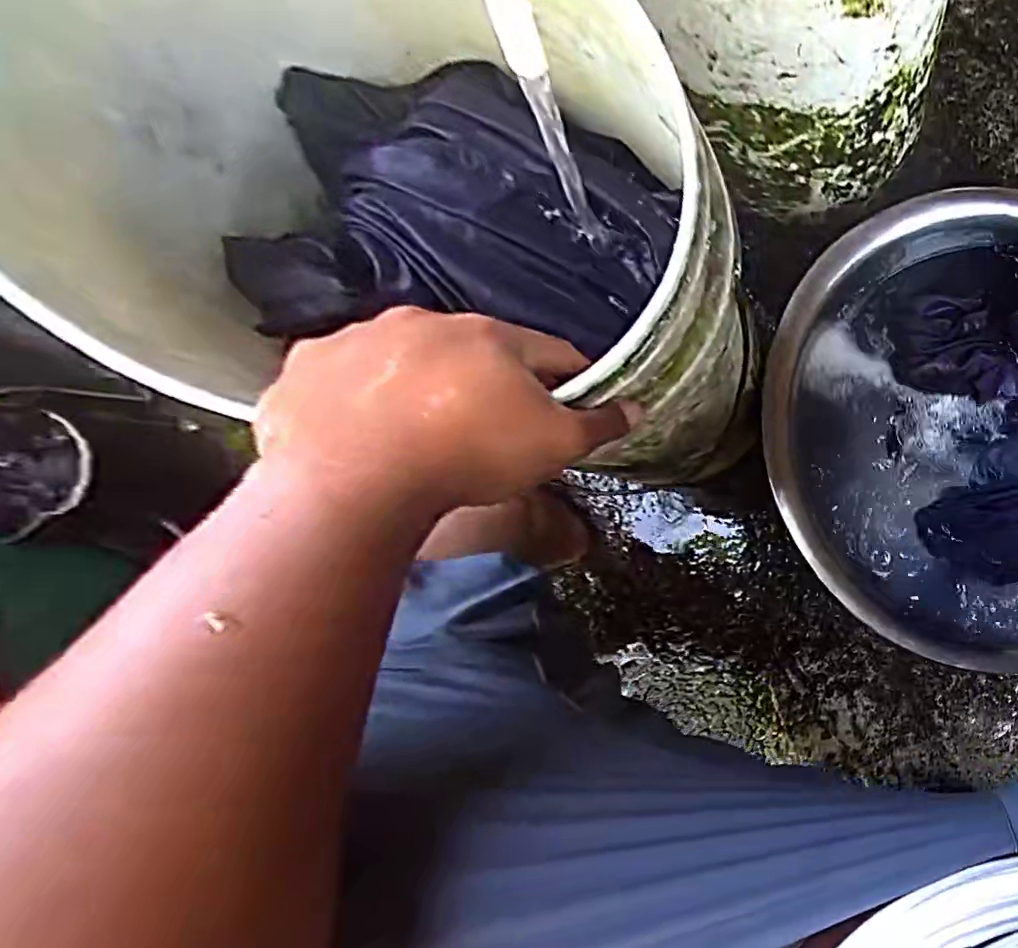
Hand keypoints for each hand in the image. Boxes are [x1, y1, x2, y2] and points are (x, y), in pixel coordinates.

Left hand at [253, 308, 636, 514]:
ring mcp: (359, 337)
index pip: (556, 352)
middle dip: (501, 383)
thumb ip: (601, 423)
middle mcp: (425, 320)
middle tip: (506, 429)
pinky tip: (380, 432)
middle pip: (484, 352)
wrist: (352, 482)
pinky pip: (357, 376)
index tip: (576, 411)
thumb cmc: (473, 455)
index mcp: (492, 336)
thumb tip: (636, 407)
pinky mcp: (307, 364)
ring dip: (436, 385)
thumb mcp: (558, 445)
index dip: (575, 382)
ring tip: (436, 432)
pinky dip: (375, 396)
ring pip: (418, 359)